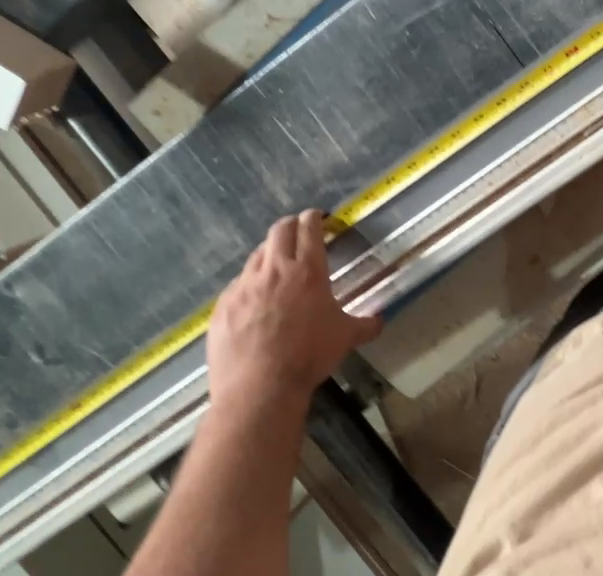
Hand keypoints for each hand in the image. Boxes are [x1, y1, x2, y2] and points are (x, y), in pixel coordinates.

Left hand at [207, 211, 382, 412]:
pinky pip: (237, 286)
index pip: (309, 229)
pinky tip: (254, 300)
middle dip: (290, 225)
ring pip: (255, 256)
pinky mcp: (222, 308)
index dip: (314, 217)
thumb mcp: (345, 338)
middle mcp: (274, 271)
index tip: (317, 216)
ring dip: (268, 253)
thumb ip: (365, 325)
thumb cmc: (309, 355)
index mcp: (308, 271)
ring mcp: (243, 288)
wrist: (259, 388)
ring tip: (276, 265)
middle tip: (298, 230)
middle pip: (278, 232)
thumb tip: (380, 322)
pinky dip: (248, 284)